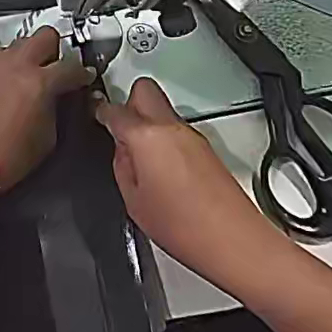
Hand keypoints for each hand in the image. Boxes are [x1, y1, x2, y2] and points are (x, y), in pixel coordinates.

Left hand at [0, 27, 92, 193]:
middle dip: (58, 49)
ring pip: (23, 42)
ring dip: (34, 53)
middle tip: (63, 66)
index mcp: (39, 81)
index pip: (72, 66)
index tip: (84, 78)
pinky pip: (6, 56)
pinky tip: (21, 80)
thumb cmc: (5, 155)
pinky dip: (16, 63)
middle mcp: (17, 66)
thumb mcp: (50, 134)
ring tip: (42, 73)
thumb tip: (62, 98)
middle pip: (46, 36)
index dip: (83, 74)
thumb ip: (59, 106)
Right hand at [93, 78, 287, 287]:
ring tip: (142, 158)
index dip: (101, 110)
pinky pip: (178, 130)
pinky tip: (162, 170)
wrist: (235, 242)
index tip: (97, 114)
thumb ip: (121, 165)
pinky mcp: (207, 149)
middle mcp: (172, 128)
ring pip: (163, 110)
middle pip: (145, 90)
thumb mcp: (133, 201)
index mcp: (147, 137)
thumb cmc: (188, 227)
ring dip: (149, 123)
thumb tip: (121, 151)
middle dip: (128, 101)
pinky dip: (166, 139)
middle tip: (119, 125)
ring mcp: (193, 136)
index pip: (115, 109)